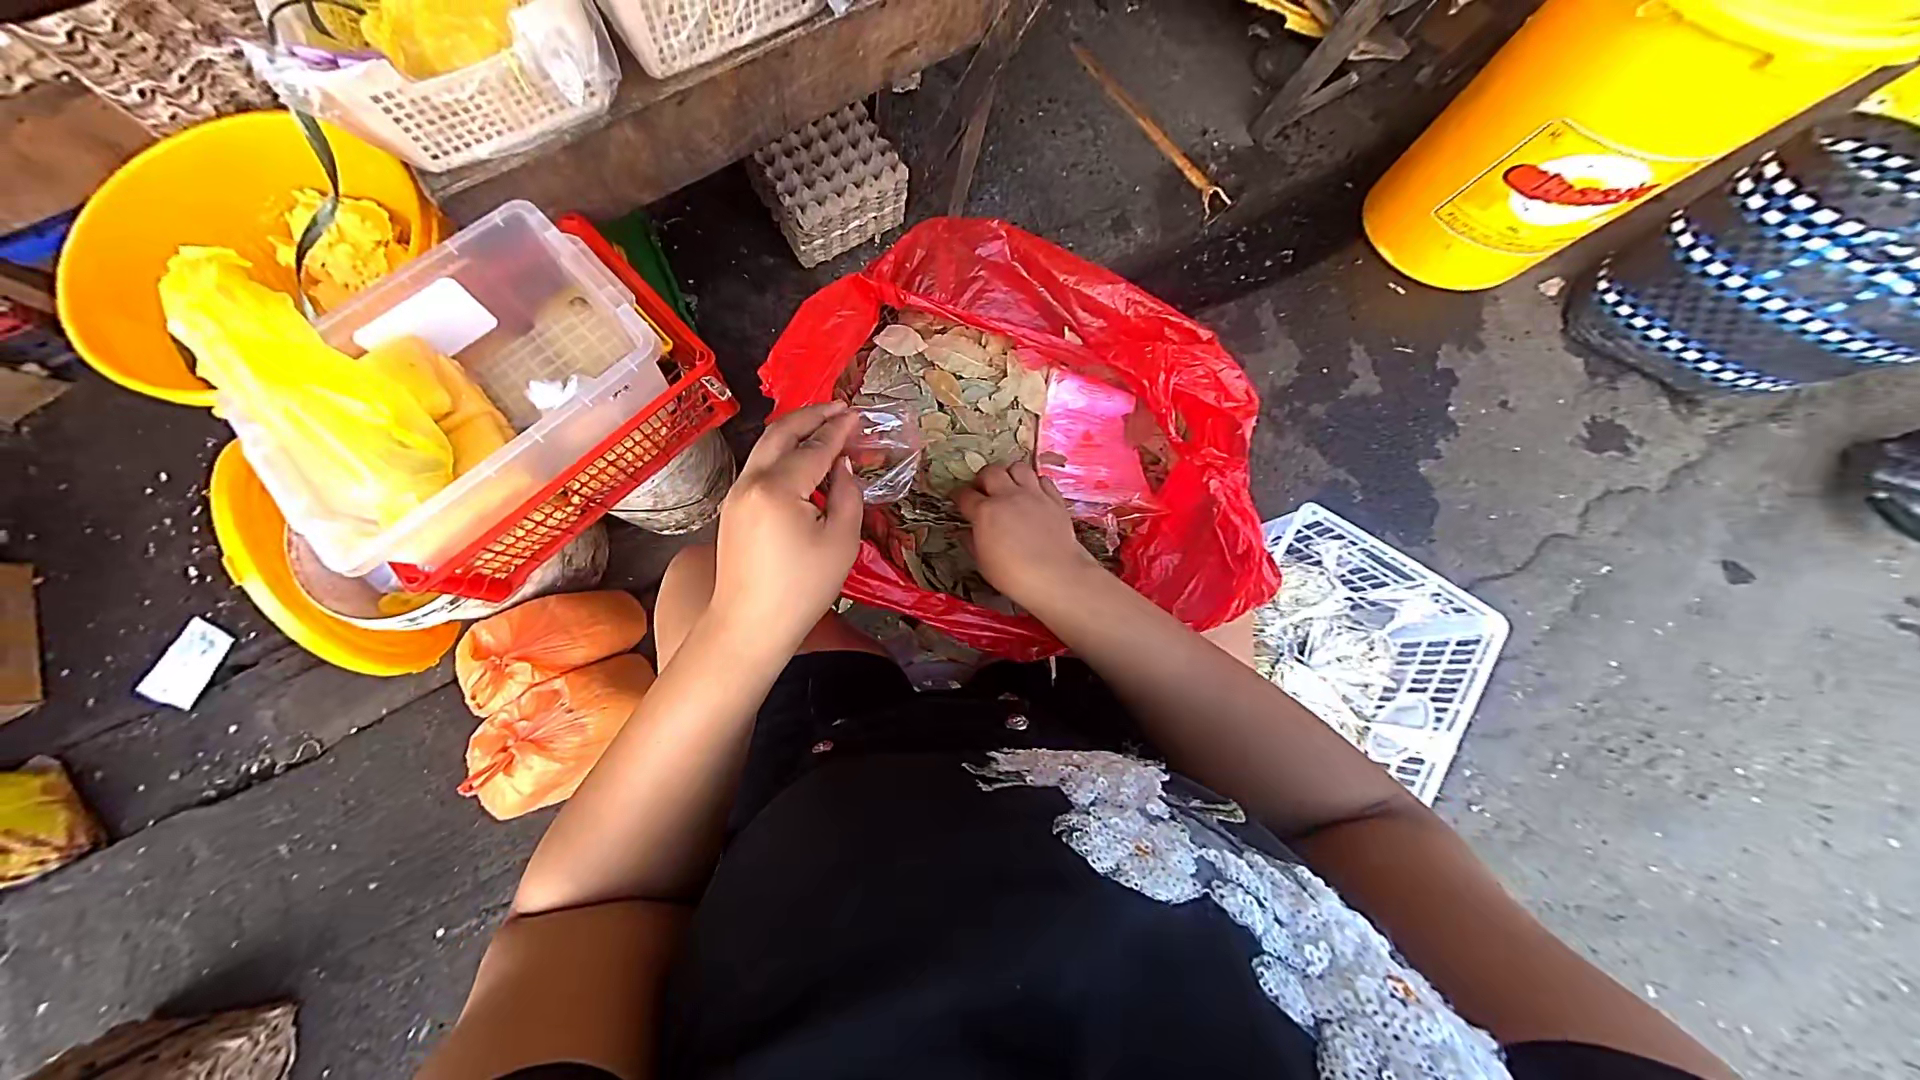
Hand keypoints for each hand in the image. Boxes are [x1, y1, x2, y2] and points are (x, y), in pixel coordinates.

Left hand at [711, 402, 862, 651]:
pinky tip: (802, 461)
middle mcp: (750, 482)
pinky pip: (759, 467)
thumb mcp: (841, 542)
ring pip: (765, 448)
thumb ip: (848, 496)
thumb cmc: (801, 589)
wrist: (749, 625)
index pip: (814, 448)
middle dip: (811, 415)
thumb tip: (842, 468)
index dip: (839, 430)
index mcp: (777, 488)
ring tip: (822, 427)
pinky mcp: (732, 509)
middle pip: (780, 433)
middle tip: (838, 408)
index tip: (857, 415)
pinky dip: (782, 454)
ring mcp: (735, 495)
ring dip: (794, 432)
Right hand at [953, 461, 1104, 608]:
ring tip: (1009, 487)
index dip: (958, 495)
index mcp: (985, 512)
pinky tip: (1032, 495)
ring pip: (1018, 467)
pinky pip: (1042, 480)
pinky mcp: (1054, 499)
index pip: (965, 495)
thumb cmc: (1012, 574)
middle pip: (990, 472)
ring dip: (1010, 474)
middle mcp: (1008, 496)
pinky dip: (1035, 484)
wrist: (1055, 575)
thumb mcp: (983, 562)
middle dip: (982, 478)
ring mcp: (1033, 495)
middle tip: (983, 491)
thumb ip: (971, 542)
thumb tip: (964, 532)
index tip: (958, 498)